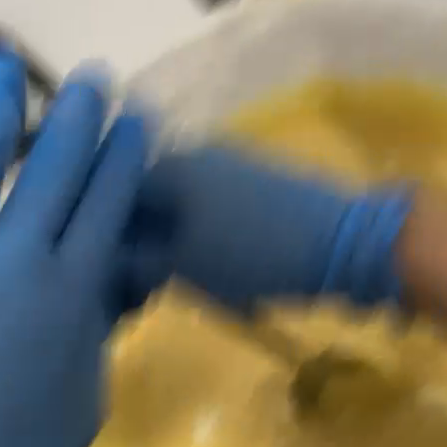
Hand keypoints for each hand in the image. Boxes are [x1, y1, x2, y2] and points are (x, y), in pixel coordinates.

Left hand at [0, 53, 150, 446]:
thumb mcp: (84, 399)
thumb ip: (93, 334)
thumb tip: (101, 290)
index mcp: (69, 298)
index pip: (105, 208)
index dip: (123, 157)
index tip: (135, 116)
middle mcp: (10, 270)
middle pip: (49, 180)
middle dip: (75, 124)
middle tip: (90, 79)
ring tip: (0, 68)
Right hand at [127, 145, 413, 312]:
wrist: (344, 240)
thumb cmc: (255, 252)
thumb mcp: (184, 266)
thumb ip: (134, 263)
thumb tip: (101, 264)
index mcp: (170, 165)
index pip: (112, 200)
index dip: (109, 244)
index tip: (115, 284)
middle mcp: (197, 154)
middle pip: (151, 205)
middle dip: (148, 249)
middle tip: (154, 293)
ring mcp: (234, 166)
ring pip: (186, 212)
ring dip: (182, 250)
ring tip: (194, 288)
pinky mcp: (263, 185)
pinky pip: (219, 213)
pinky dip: (213, 243)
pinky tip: (227, 276)